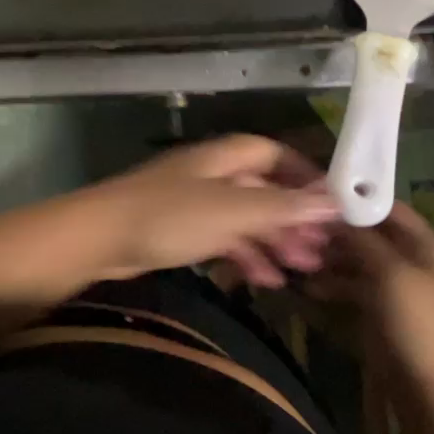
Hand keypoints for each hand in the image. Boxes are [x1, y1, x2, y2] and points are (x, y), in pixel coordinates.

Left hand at [74, 135, 340, 286]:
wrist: (100, 239)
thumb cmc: (168, 217)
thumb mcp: (232, 211)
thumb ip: (282, 206)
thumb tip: (333, 201)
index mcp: (222, 158)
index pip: (273, 153)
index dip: (304, 174)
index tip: (332, 205)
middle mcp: (209, 174)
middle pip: (261, 188)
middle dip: (293, 217)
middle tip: (323, 251)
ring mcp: (192, 202)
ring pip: (243, 217)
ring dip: (273, 241)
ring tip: (303, 270)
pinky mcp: (177, 230)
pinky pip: (222, 238)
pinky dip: (244, 256)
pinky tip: (263, 281)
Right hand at [306, 201, 433, 392]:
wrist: (428, 390)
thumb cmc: (415, 324)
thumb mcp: (390, 273)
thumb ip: (362, 238)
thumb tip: (335, 209)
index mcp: (427, 248)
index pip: (392, 209)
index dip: (359, 199)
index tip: (320, 194)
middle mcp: (413, 263)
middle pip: (371, 235)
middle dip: (337, 230)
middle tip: (301, 226)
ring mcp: (396, 289)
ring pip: (358, 261)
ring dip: (330, 257)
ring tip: (298, 254)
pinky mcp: (381, 312)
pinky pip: (353, 287)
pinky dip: (332, 283)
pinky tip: (306, 285)